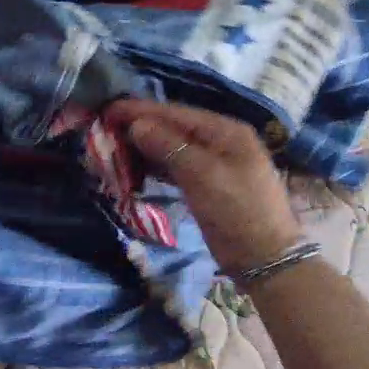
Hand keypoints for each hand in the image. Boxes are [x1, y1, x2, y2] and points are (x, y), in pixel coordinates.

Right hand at [107, 99, 301, 274]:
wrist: (265, 258)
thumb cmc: (238, 211)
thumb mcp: (203, 175)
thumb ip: (169, 146)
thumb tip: (136, 124)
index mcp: (225, 131)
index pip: (175, 113)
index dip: (140, 110)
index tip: (107, 109)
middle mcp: (219, 141)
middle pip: (172, 127)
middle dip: (138, 127)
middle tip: (103, 129)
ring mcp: (213, 164)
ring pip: (170, 147)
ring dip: (142, 147)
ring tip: (112, 147)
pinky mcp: (205, 185)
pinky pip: (173, 167)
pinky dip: (153, 166)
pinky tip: (133, 168)